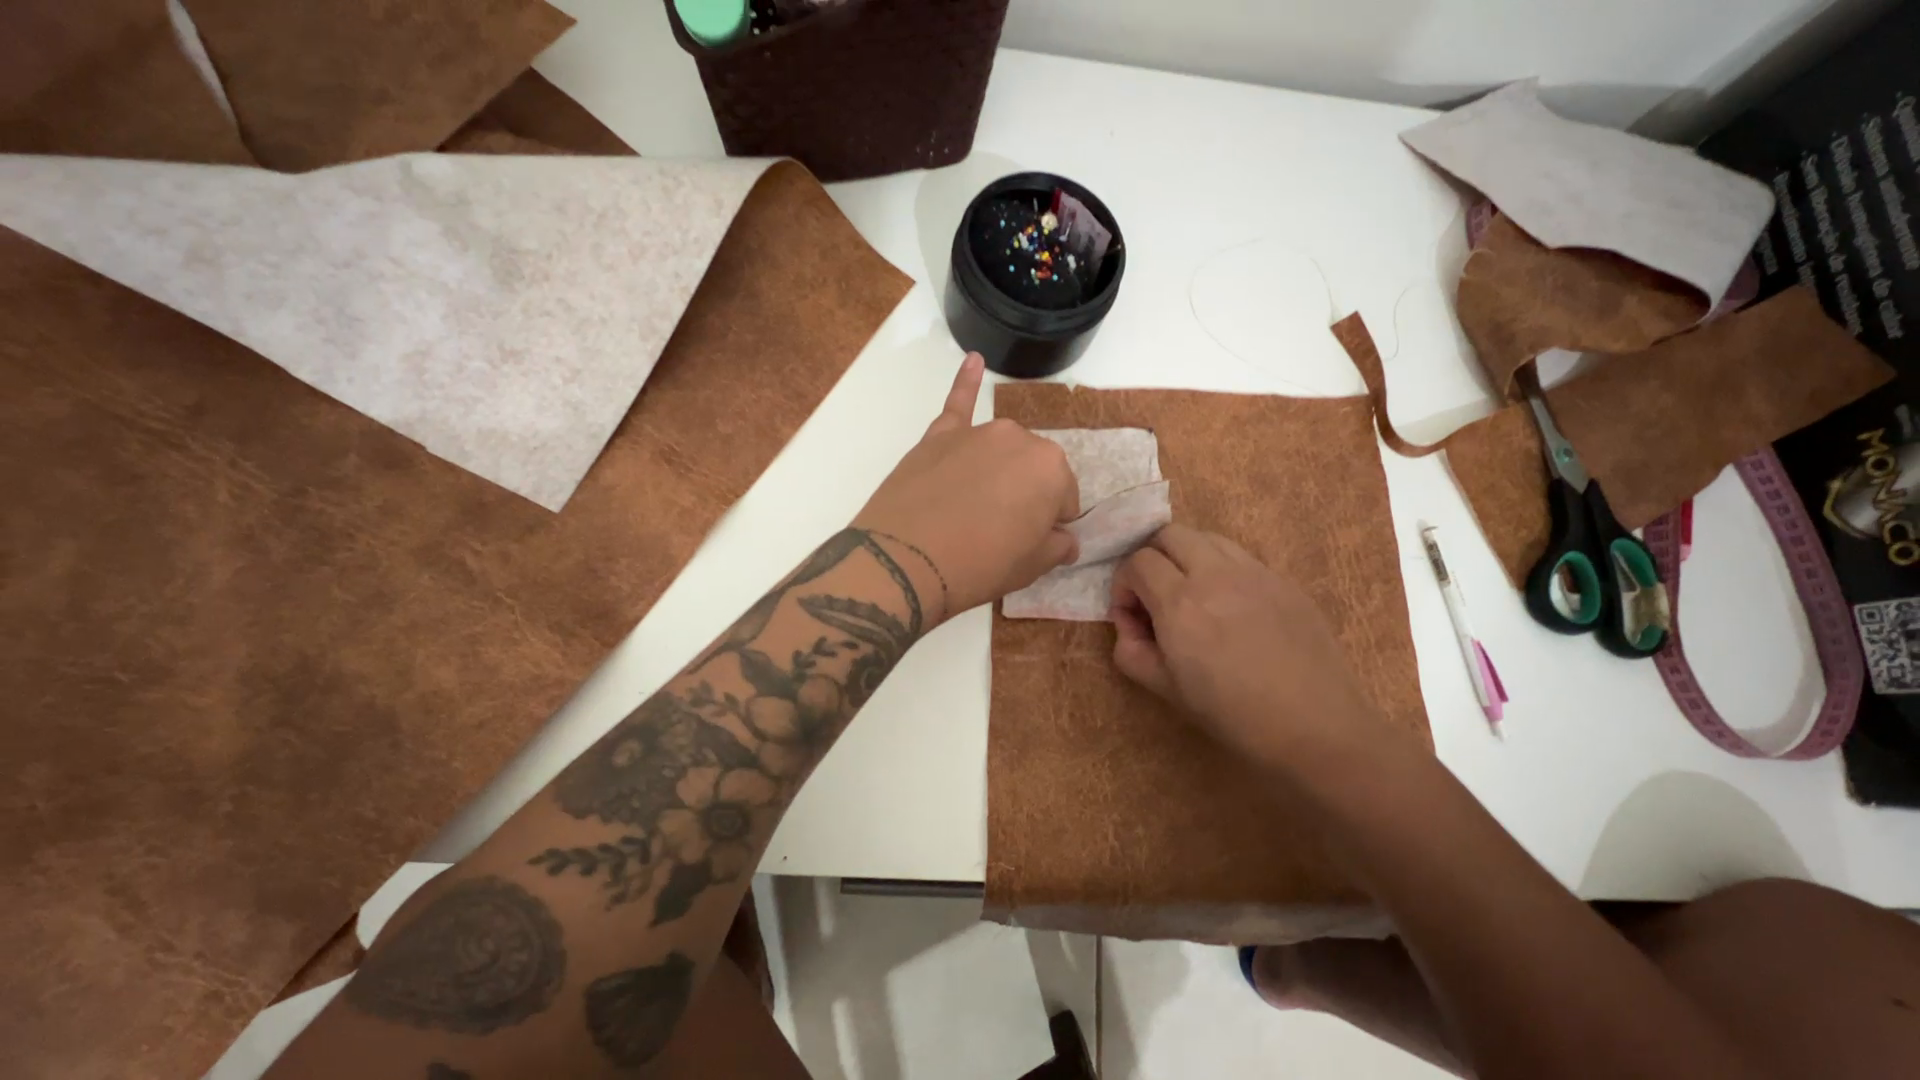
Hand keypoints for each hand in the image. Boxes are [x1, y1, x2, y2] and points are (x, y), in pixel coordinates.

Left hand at [852, 354, 1079, 623]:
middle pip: (1031, 470)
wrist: (904, 561)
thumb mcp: (1031, 567)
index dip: (1050, 524)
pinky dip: (967, 382)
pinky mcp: (938, 436)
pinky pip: (959, 403)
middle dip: (1024, 495)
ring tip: (975, 505)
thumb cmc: (980, 565)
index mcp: (1051, 468)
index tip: (1031, 543)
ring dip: (998, 469)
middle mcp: (1018, 438)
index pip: (1063, 499)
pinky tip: (974, 361)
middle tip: (1000, 532)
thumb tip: (1065, 540)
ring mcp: (975, 433)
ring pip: (1000, 450)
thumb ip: (1056, 547)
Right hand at [1109, 524, 1391, 770]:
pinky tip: (1232, 608)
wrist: (1315, 725)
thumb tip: (1129, 624)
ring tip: (1193, 595)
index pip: (1137, 561)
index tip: (1132, 615)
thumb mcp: (1166, 690)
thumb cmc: (1234, 715)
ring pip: (1207, 537)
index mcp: (1180, 603)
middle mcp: (1215, 574)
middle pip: (1169, 534)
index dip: (1124, 585)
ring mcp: (1254, 572)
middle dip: (1152, 558)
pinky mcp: (1284, 580)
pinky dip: (1222, 569)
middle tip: (1155, 595)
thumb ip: (1132, 651)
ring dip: (1187, 556)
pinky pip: (1241, 557)